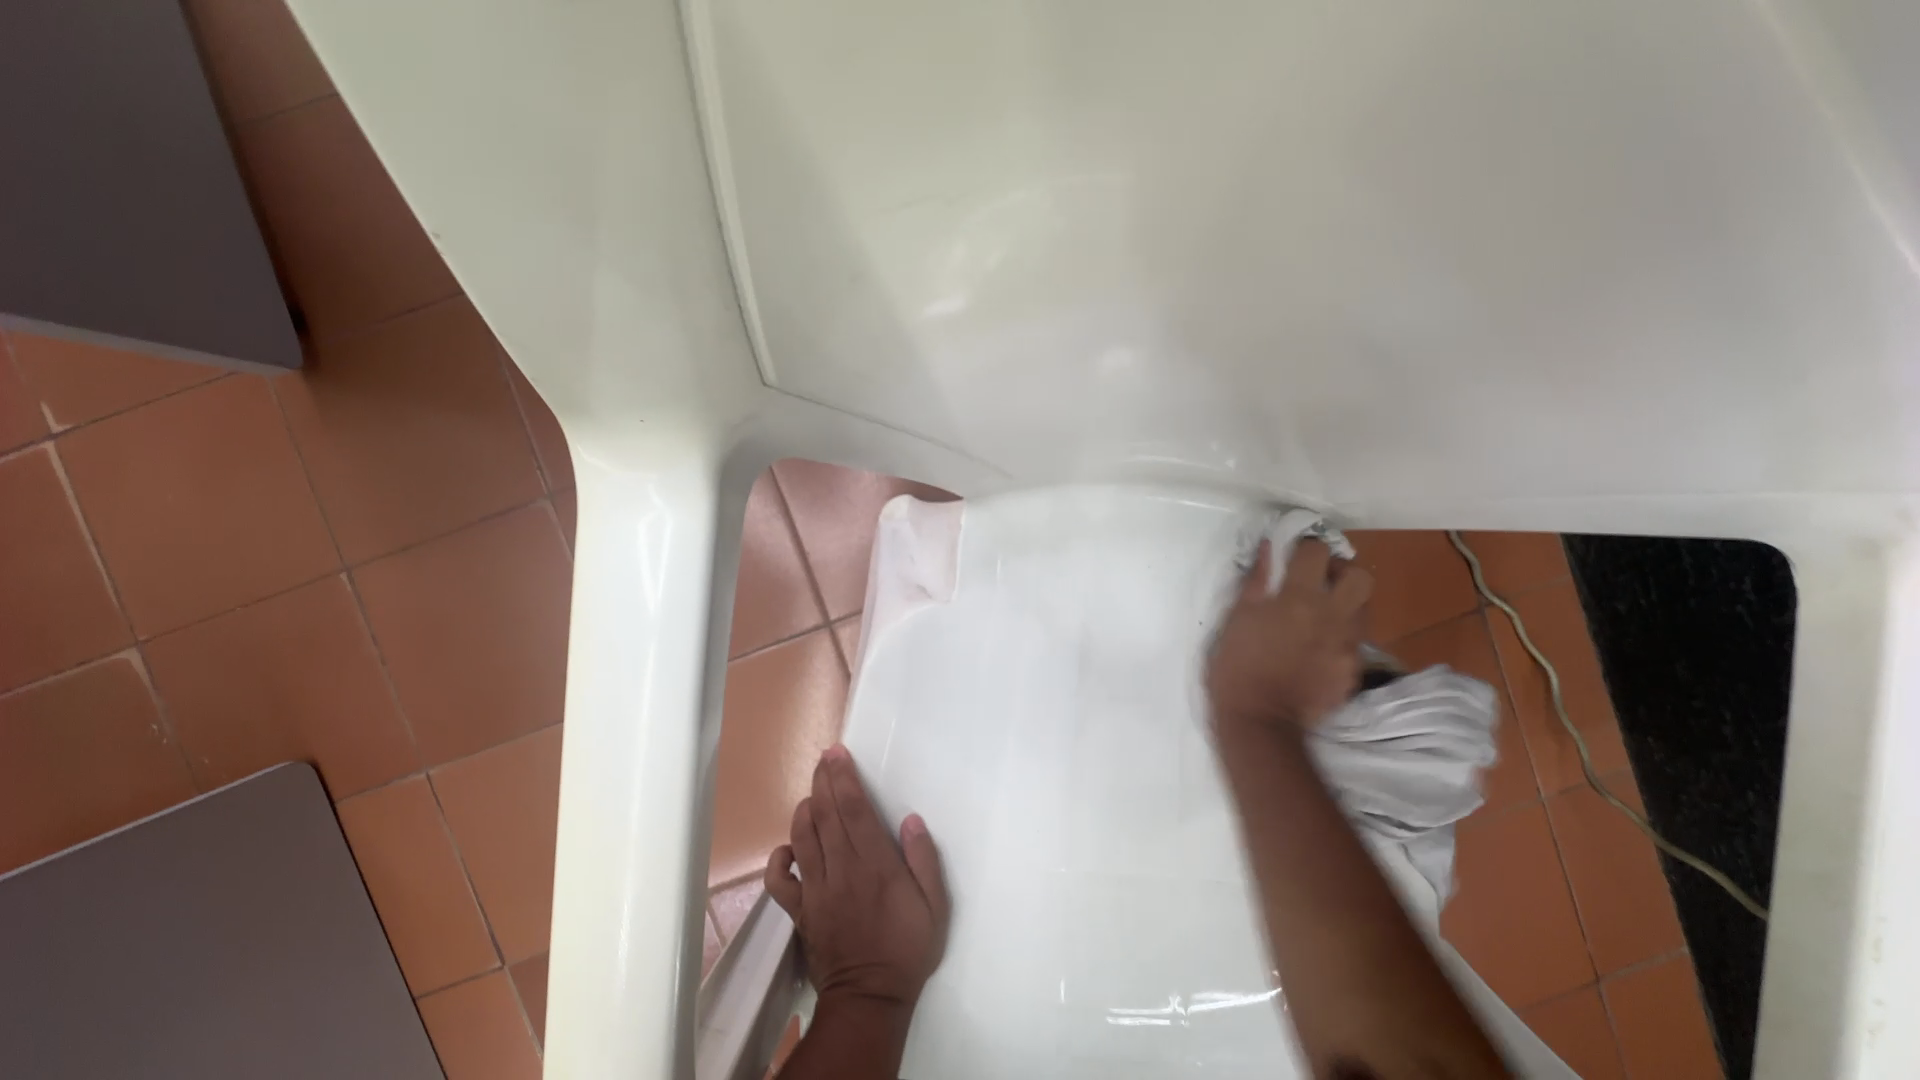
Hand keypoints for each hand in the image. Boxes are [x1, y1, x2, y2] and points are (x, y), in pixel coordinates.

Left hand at [765, 746, 950, 1009]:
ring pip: (802, 837)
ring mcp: (816, 889)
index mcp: (876, 864)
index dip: (844, 778)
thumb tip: (910, 820)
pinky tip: (788, 847)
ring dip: (804, 809)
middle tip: (824, 758)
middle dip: (823, 781)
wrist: (870, 998)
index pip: (855, 809)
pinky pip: (779, 880)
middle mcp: (842, 869)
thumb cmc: (908, 950)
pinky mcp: (800, 911)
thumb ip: (924, 861)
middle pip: (826, 814)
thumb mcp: (935, 907)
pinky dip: (778, 858)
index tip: (838, 753)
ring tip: (811, 792)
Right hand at [1206, 537, 1372, 735]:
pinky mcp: (1353, 670)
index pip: (1317, 551)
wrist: (1260, 720)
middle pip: (1360, 575)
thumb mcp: (1237, 617)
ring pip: (1365, 608)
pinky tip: (1319, 649)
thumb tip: (1269, 548)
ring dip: (1347, 602)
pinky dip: (1341, 637)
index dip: (1307, 549)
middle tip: (1321, 581)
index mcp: (1299, 597)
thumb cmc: (1237, 665)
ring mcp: (1348, 644)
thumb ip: (1256, 580)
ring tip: (1323, 613)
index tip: (1295, 557)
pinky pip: (1355, 642)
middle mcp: (1332, 615)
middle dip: (1342, 571)